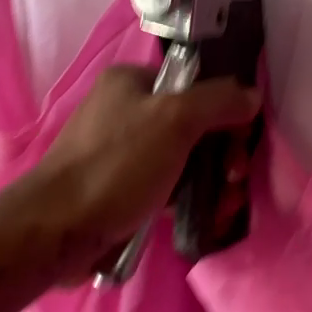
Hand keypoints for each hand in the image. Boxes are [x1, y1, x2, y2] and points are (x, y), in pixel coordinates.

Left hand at [26, 65, 261, 266]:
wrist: (60, 228)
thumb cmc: (117, 166)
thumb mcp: (173, 120)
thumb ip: (217, 101)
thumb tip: (251, 94)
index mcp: (132, 83)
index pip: (196, 87)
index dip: (226, 115)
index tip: (239, 148)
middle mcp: (127, 113)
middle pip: (196, 128)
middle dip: (224, 158)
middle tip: (233, 184)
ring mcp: (125, 155)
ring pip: (186, 162)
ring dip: (213, 185)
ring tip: (223, 210)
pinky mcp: (125, 191)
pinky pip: (169, 189)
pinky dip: (190, 202)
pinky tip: (207, 220)